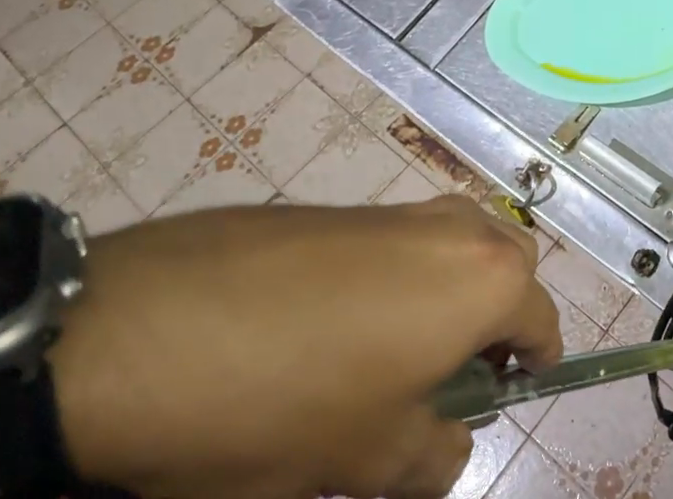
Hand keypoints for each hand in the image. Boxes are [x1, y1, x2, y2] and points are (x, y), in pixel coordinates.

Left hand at [49, 196, 561, 498]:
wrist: (130, 332)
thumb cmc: (279, 404)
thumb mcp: (367, 463)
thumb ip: (436, 461)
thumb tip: (449, 448)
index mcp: (485, 282)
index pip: (542, 321)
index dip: (533, 364)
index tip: (507, 393)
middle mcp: (456, 230)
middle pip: (511, 263)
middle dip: (500, 310)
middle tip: (451, 366)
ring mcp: (395, 210)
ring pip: (455, 242)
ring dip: (449, 287)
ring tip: (390, 346)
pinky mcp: (336, 208)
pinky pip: (396, 240)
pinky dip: (393, 275)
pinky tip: (326, 324)